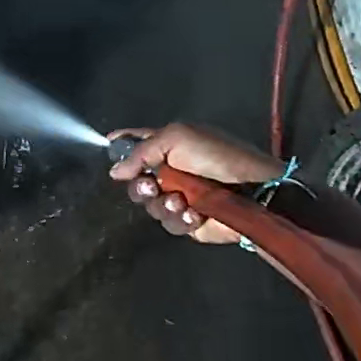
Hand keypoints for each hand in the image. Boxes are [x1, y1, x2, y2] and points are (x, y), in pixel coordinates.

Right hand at [107, 123, 284, 243]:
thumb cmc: (218, 156)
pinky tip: (195, 214)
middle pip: (135, 181)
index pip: (136, 142)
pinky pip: (169, 223)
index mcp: (167, 145)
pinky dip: (180, 219)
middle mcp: (169, 171)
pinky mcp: (188, 221)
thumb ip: (142, 152)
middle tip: (153, 186)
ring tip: (181, 202)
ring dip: (162, 204)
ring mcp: (178, 197)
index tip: (106, 145)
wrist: (254, 191)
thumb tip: (115, 172)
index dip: (120, 144)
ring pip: (149, 205)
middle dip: (139, 185)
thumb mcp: (177, 137)